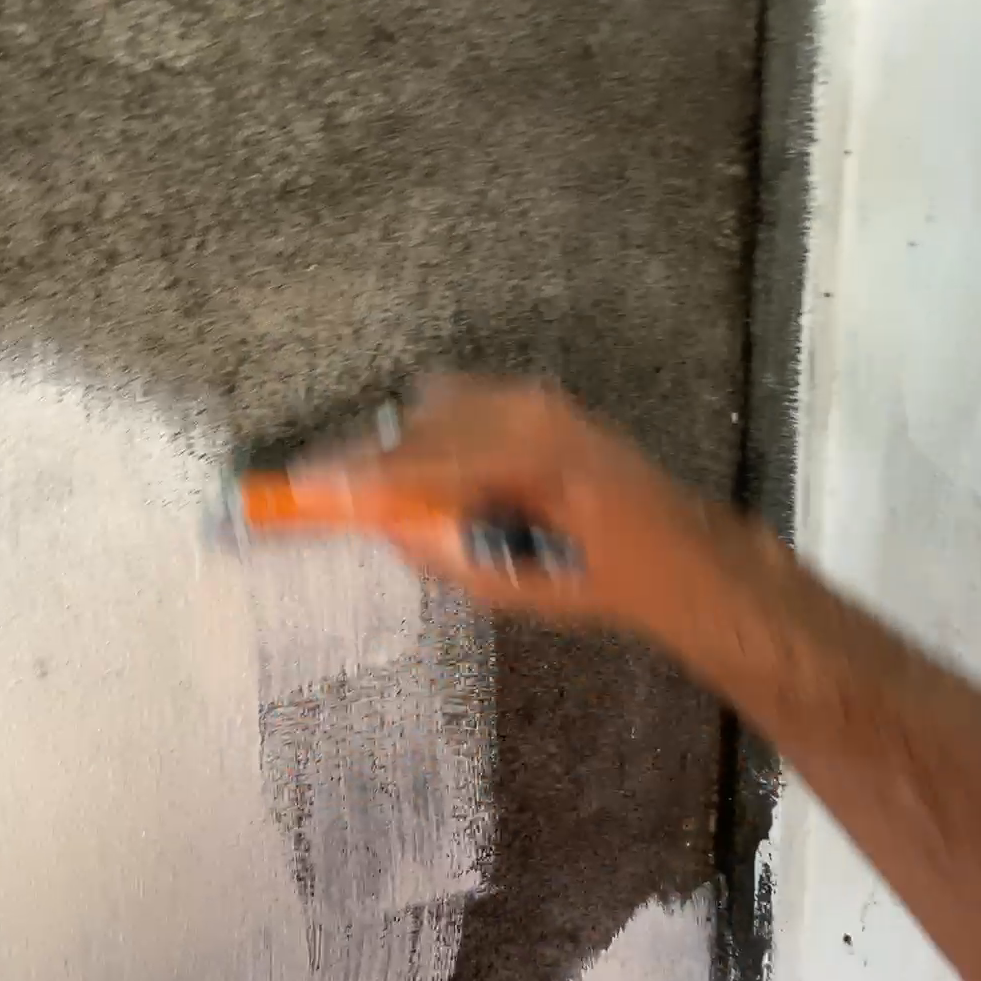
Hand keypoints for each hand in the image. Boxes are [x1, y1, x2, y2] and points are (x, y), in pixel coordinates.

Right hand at [288, 375, 723, 624]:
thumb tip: (381, 521)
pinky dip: (431, 424)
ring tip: (379, 480)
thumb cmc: (593, 581)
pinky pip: (461, 397)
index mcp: (523, 469)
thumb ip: (436, 549)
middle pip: (417, 428)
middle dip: (369, 459)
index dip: (353, 478)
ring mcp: (534, 399)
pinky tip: (425, 456)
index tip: (307, 487)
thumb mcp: (507, 584)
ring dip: (400, 443)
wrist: (672, 549)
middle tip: (332, 488)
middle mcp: (526, 417)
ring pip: (434, 406)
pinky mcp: (537, 396)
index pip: (414, 468)